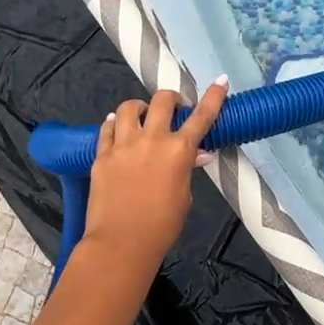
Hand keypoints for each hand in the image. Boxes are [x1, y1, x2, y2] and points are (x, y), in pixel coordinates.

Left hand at [82, 77, 227, 268]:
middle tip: (174, 108)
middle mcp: (152, 140)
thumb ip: (186, 170)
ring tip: (142, 116)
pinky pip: (107, 128)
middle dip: (171, 99)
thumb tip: (195, 155)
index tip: (221, 80)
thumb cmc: (162, 226)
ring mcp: (123, 145)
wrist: (120, 244)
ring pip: (129, 108)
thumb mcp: (184, 197)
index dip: (214, 96)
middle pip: (162, 101)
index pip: (202, 116)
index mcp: (179, 150)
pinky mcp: (102, 155)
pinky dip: (115, 124)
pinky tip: (117, 126)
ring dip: (139, 107)